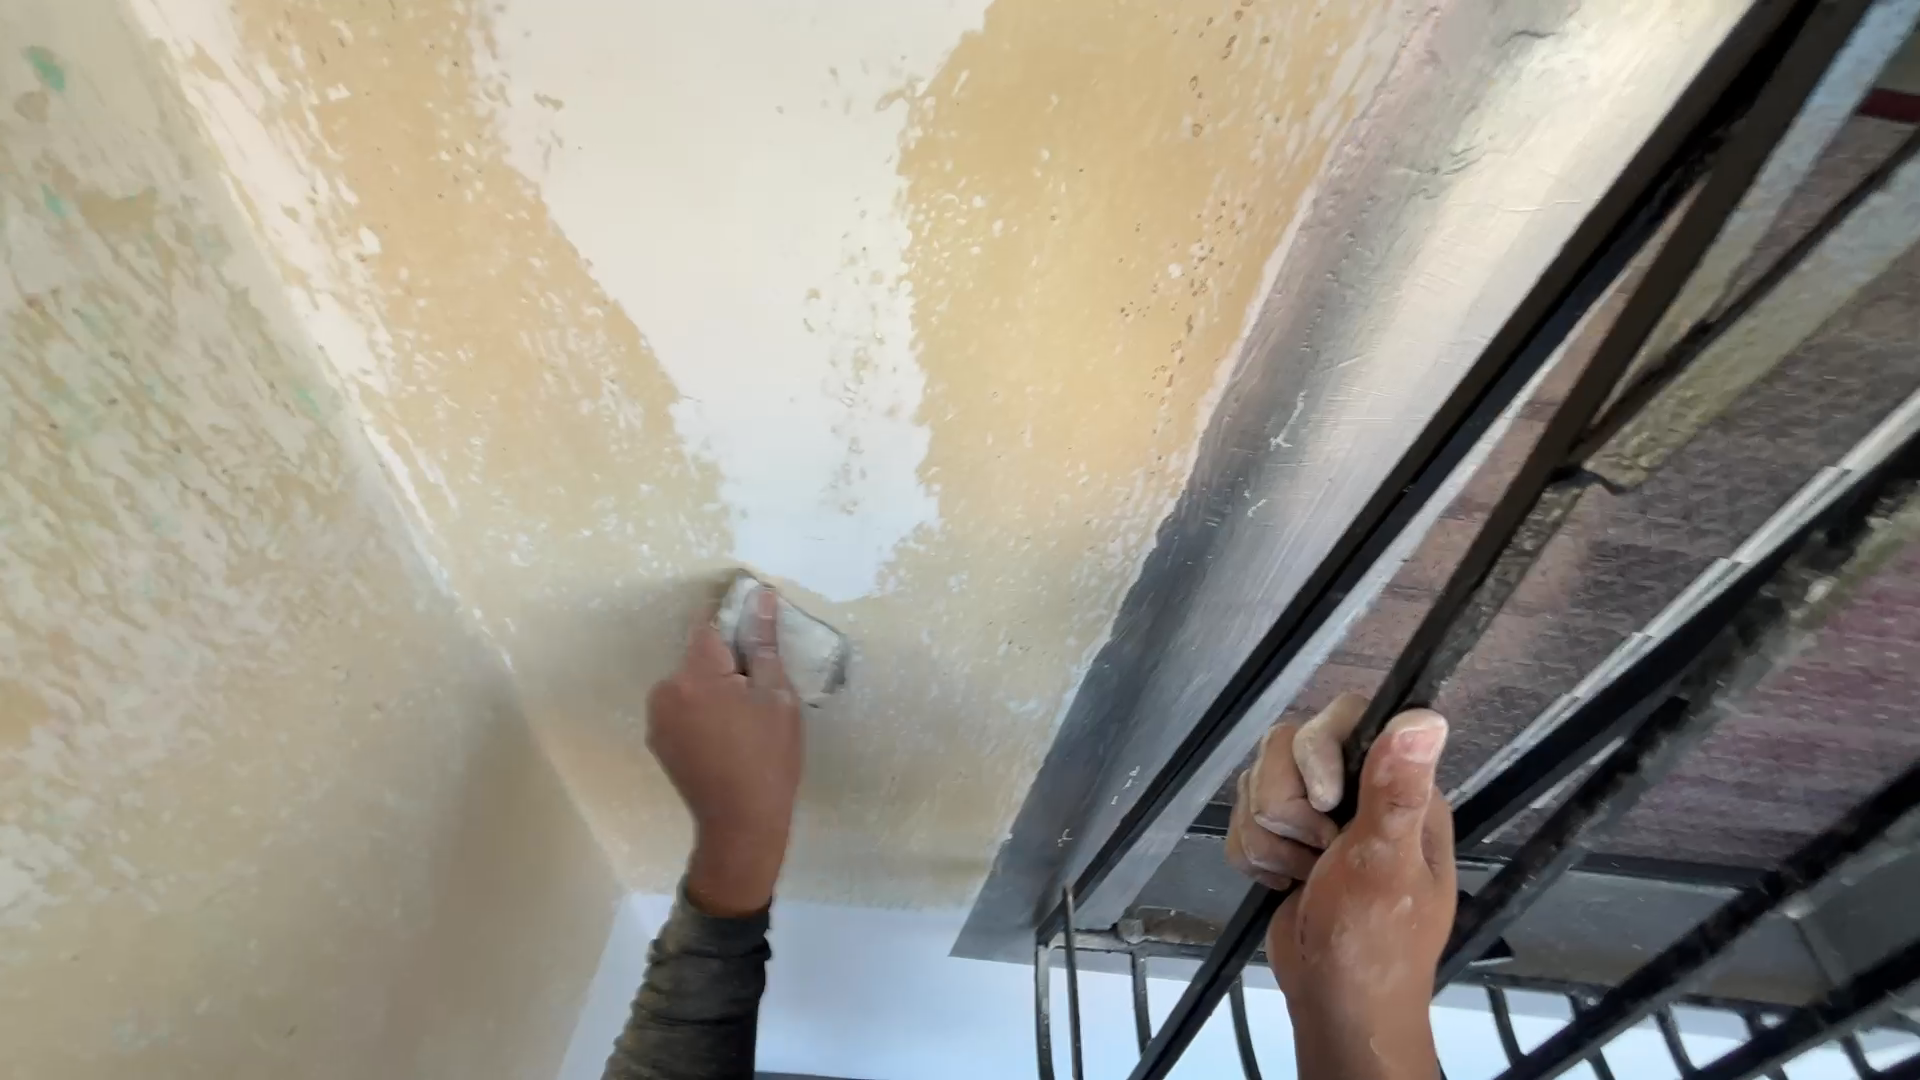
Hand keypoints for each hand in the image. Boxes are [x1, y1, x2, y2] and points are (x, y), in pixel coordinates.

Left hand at [647, 587, 803, 916]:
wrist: (741, 823)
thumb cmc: (769, 756)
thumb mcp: (778, 696)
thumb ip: (764, 644)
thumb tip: (761, 598)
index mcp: (696, 675)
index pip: (709, 623)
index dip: (732, 616)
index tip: (755, 621)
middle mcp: (666, 690)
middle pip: (699, 654)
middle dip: (726, 659)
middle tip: (760, 686)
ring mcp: (656, 718)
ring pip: (690, 681)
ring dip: (713, 684)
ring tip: (745, 715)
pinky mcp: (657, 739)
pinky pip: (682, 705)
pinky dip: (702, 707)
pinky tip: (728, 733)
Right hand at [1226, 693, 1454, 1079]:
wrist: (1333, 1004)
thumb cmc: (1373, 943)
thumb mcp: (1386, 865)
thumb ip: (1395, 790)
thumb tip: (1427, 716)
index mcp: (1394, 787)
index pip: (1340, 720)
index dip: (1316, 752)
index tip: (1323, 804)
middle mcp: (1352, 789)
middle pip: (1282, 748)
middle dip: (1286, 809)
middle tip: (1319, 851)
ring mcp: (1312, 812)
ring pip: (1254, 783)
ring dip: (1270, 840)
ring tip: (1302, 874)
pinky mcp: (1280, 836)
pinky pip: (1239, 818)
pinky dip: (1254, 857)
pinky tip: (1282, 882)